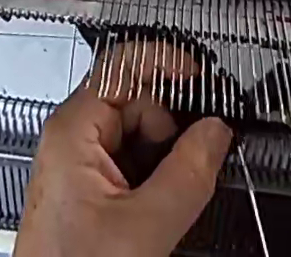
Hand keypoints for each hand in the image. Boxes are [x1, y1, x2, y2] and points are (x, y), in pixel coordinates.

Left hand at [15, 40, 231, 256]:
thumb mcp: (143, 228)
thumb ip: (188, 173)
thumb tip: (218, 128)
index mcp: (74, 128)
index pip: (125, 62)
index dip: (166, 60)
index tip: (201, 79)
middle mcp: (72, 136)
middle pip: (137, 97)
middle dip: (170, 125)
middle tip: (188, 161)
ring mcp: (79, 162)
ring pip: (139, 130)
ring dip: (164, 155)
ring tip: (164, 198)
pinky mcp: (87, 188)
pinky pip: (131, 158)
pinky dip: (153, 174)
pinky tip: (155, 206)